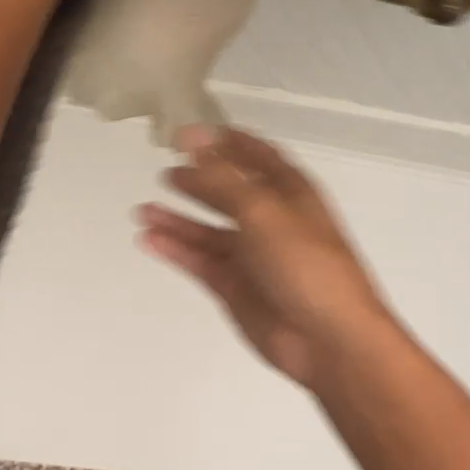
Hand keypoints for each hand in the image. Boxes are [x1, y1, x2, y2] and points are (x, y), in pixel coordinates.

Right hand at [139, 127, 395, 388]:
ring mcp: (251, 257)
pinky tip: (148, 239)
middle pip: (227, 193)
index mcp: (291, 193)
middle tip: (164, 171)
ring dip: (178, 220)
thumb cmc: (305, 264)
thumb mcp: (263, 211)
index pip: (257, 156)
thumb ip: (222, 178)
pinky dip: (175, 250)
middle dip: (197, 181)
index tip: (191, 131)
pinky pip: (199, 261)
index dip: (227, 142)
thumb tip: (191, 138)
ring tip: (143, 210)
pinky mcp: (234, 288)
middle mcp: (270, 221)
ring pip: (207, 231)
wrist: (326, 338)